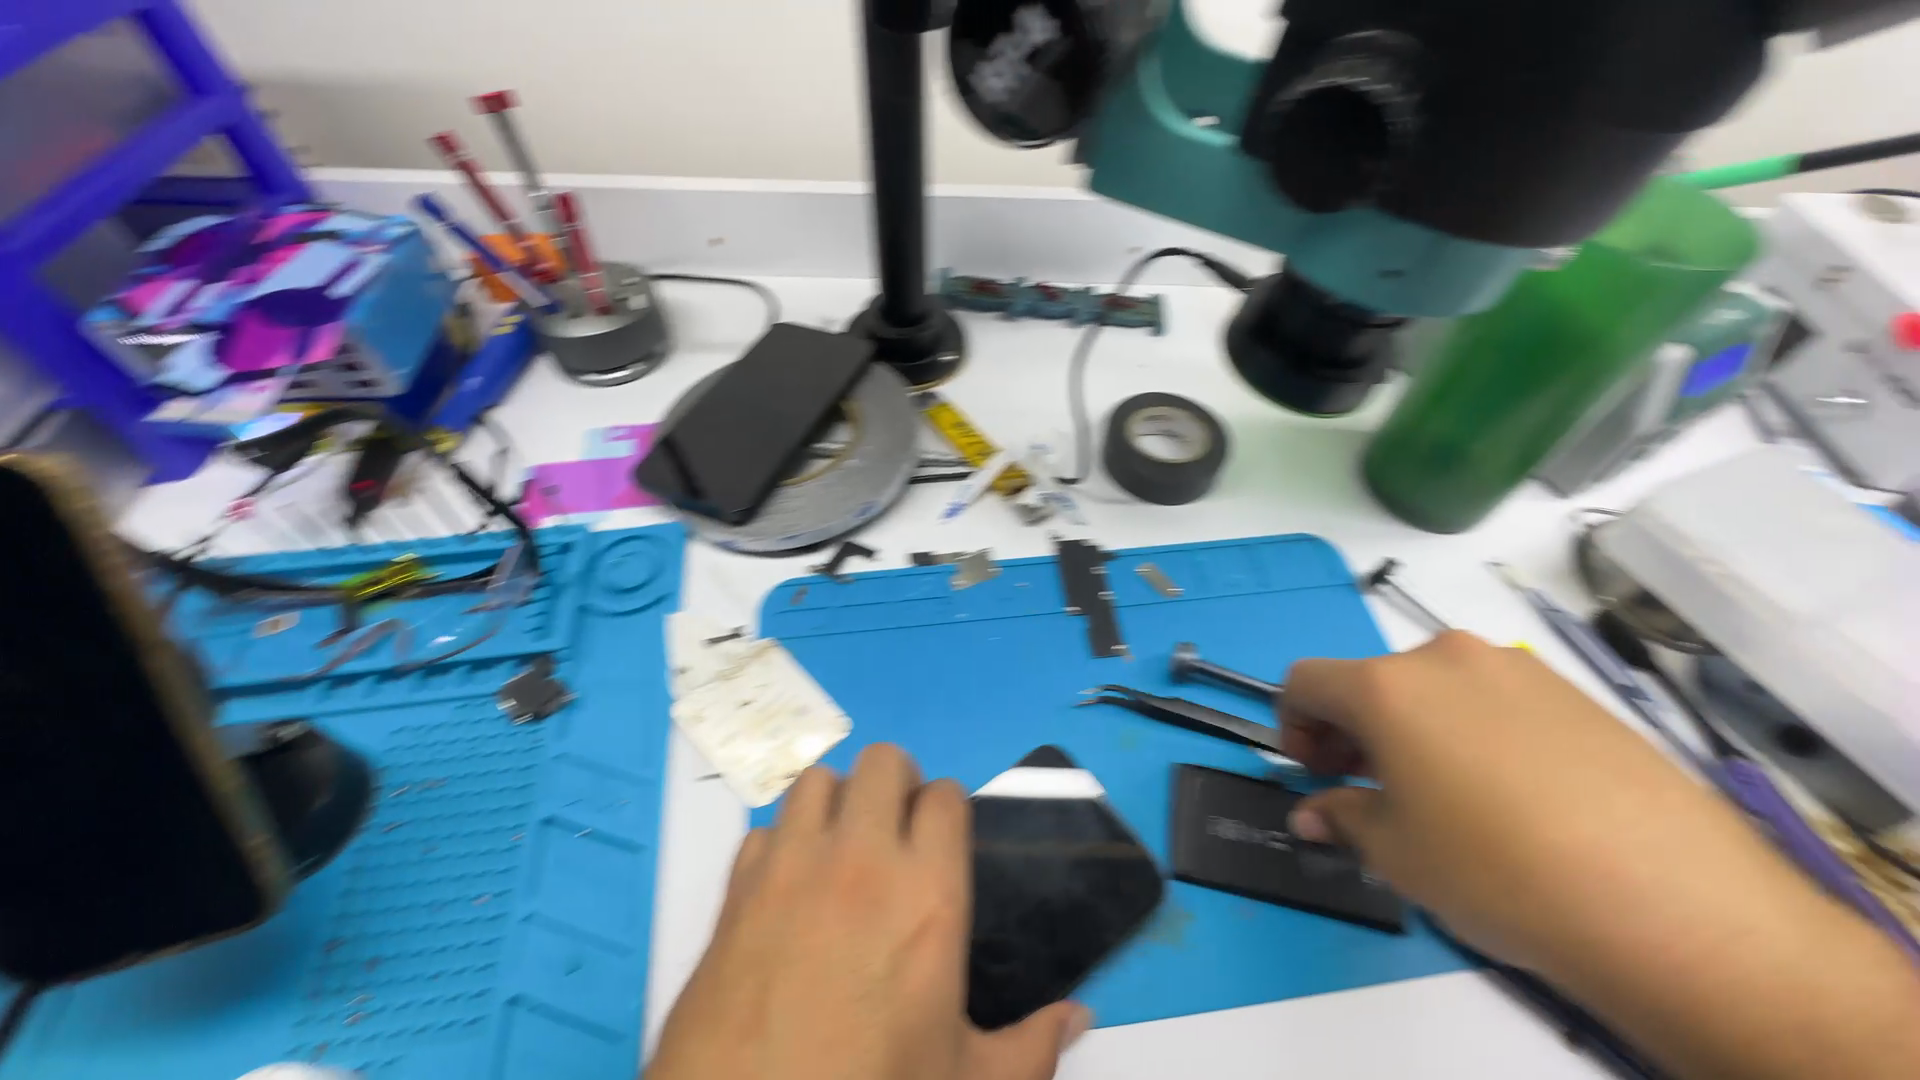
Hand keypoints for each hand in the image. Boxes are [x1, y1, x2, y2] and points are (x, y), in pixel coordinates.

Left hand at [647, 744, 1089, 1079]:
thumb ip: (1031, 1046)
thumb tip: (1078, 1018)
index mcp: (928, 893)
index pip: (945, 796)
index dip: (947, 811)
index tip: (941, 840)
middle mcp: (861, 858)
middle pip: (883, 761)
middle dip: (895, 785)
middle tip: (894, 834)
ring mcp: (792, 863)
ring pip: (818, 779)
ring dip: (835, 802)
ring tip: (840, 848)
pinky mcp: (737, 883)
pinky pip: (765, 828)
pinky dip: (781, 843)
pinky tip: (788, 886)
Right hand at [1277, 630, 1737, 967]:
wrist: (1669, 898)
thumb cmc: (1495, 870)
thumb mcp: (1396, 854)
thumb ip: (1341, 817)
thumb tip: (1313, 815)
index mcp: (1386, 687)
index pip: (1305, 680)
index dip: (1292, 724)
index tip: (1314, 772)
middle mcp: (1446, 657)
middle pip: (1371, 681)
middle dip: (1353, 729)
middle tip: (1371, 788)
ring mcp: (1517, 668)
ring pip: (1435, 688)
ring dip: (1413, 728)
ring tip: (1446, 795)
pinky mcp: (1574, 690)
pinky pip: (1495, 698)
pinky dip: (1473, 730)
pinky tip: (1510, 793)